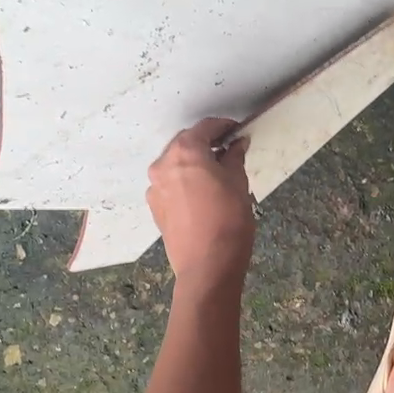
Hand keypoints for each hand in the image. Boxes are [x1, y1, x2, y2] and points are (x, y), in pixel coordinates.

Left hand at [145, 118, 254, 292]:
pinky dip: (184, 178)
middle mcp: (164, 164)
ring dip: (194, 160)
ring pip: (176, 162)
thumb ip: (234, 157)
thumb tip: (237, 144)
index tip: (237, 130)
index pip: (205, 127)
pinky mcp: (155, 206)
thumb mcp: (238, 181)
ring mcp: (155, 187)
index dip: (223, 126)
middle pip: (186, 142)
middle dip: (206, 142)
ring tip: (216, 169)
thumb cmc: (228, 218)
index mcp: (185, 151)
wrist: (207, 266)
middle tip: (228, 148)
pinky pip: (170, 182)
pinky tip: (202, 189)